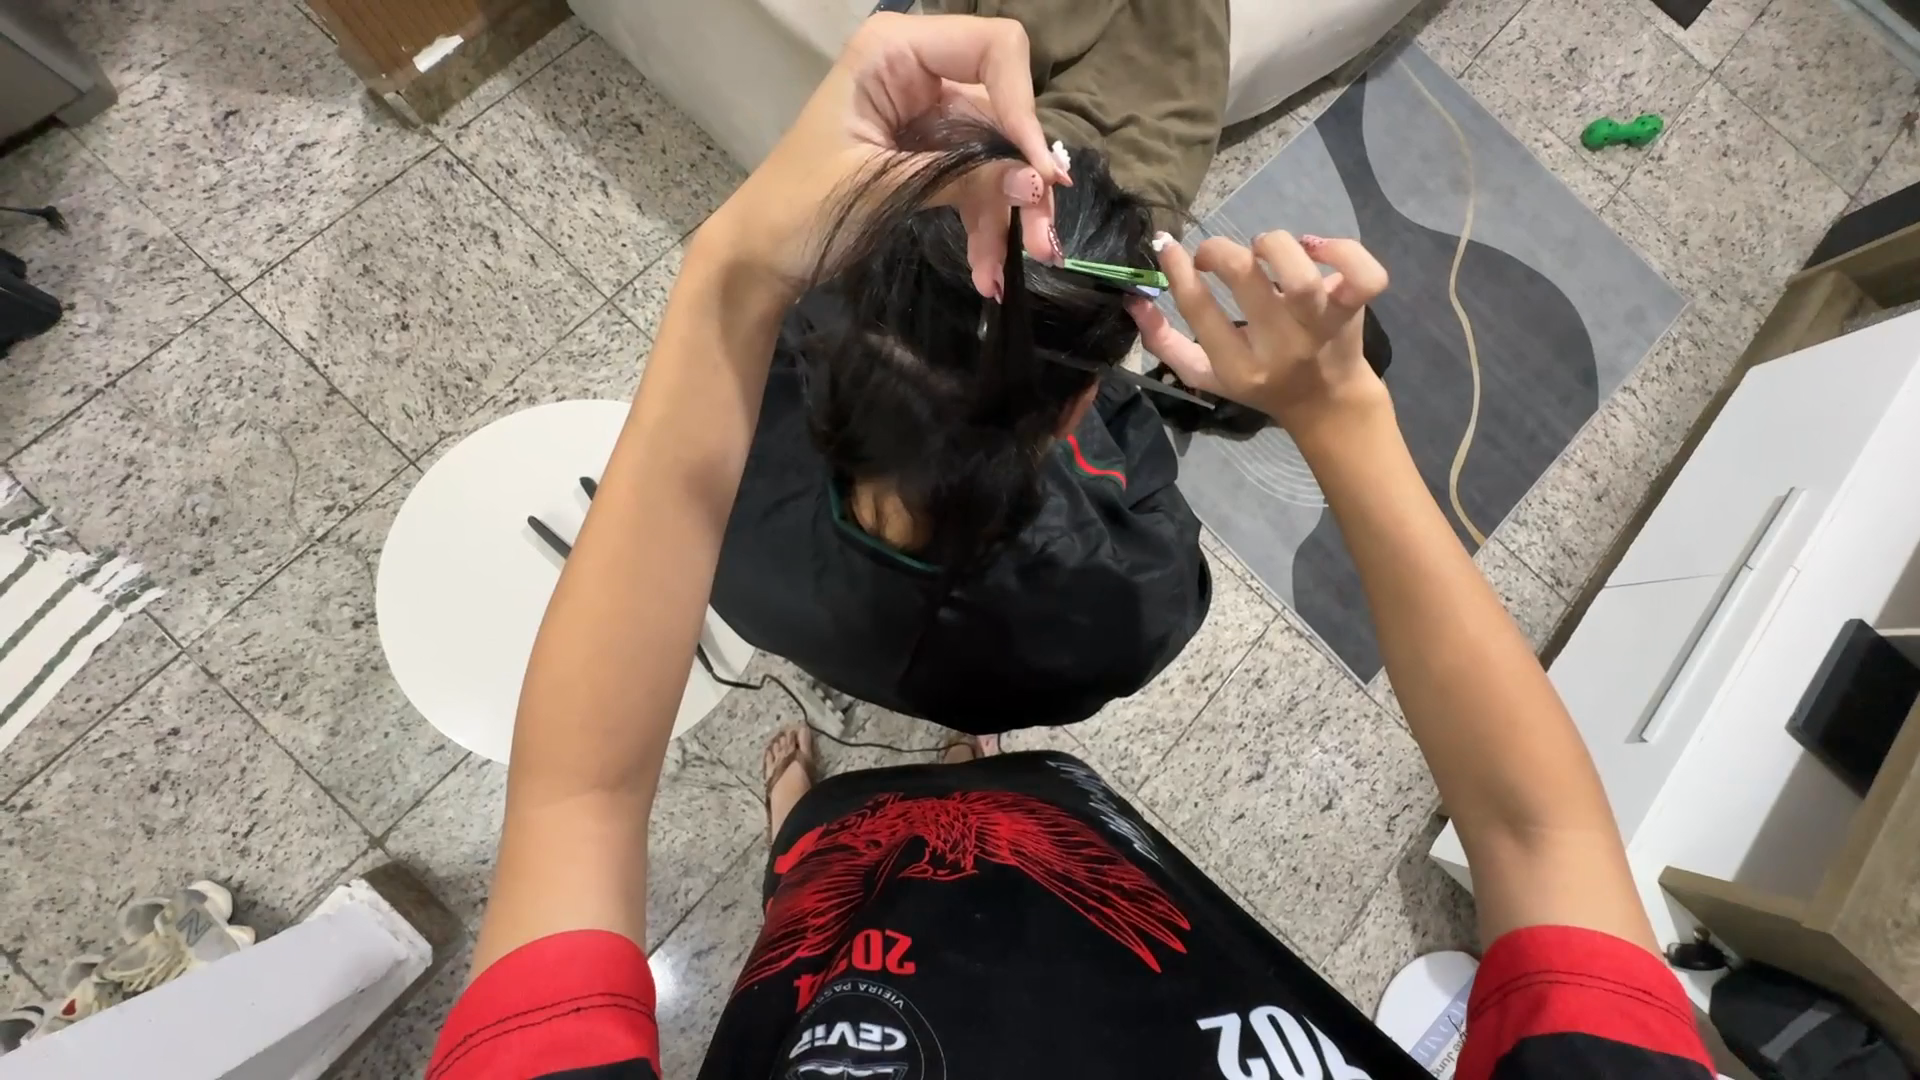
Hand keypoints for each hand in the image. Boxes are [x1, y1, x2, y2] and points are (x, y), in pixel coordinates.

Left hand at [703, 13, 1066, 297]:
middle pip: (1003, 116)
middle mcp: (920, 75)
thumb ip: (960, 178)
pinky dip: (984, 229)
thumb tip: (1037, 184)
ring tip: (1000, 276)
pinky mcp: (929, 160)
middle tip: (1044, 246)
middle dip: (1024, 185)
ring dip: (1008, 220)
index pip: (994, 51)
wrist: (763, 254)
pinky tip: (985, 272)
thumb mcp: (881, 188)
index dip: (1025, 111)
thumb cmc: (800, 208)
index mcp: (895, 52)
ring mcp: (927, 120)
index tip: (1041, 179)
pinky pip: (975, 188)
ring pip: (996, 161)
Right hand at [1127, 232, 1389, 435]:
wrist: (1326, 401)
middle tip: (1213, 255)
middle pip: (1245, 276)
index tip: (1166, 247)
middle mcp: (1277, 348)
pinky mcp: (1353, 309)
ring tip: (1264, 251)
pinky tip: (1317, 247)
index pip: (1199, 309)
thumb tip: (1134, 301)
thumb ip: (1164, 342)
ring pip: (1300, 272)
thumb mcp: (1203, 374)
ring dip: (1273, 245)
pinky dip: (1340, 248)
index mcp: (1236, 365)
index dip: (1178, 270)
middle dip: (1218, 250)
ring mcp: (1319, 327)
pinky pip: (1363, 273)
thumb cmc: (1257, 382)